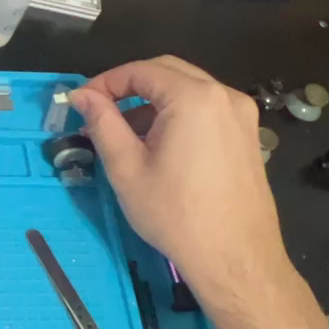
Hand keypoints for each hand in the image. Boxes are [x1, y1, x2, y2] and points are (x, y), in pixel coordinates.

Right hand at [68, 57, 290, 300]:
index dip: (105, 82)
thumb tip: (80, 95)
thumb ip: (102, 122)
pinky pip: (205, 109)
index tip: (81, 104)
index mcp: (193, 98)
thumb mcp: (126, 167)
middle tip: (98, 112)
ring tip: (122, 133)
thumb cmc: (174, 214)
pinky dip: (175, 114)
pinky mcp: (247, 135)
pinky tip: (156, 145)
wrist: (234, 257)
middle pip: (167, 71)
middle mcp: (223, 96)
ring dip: (151, 101)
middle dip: (128, 86)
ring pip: (187, 89)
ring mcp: (241, 115)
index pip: (140, 70)